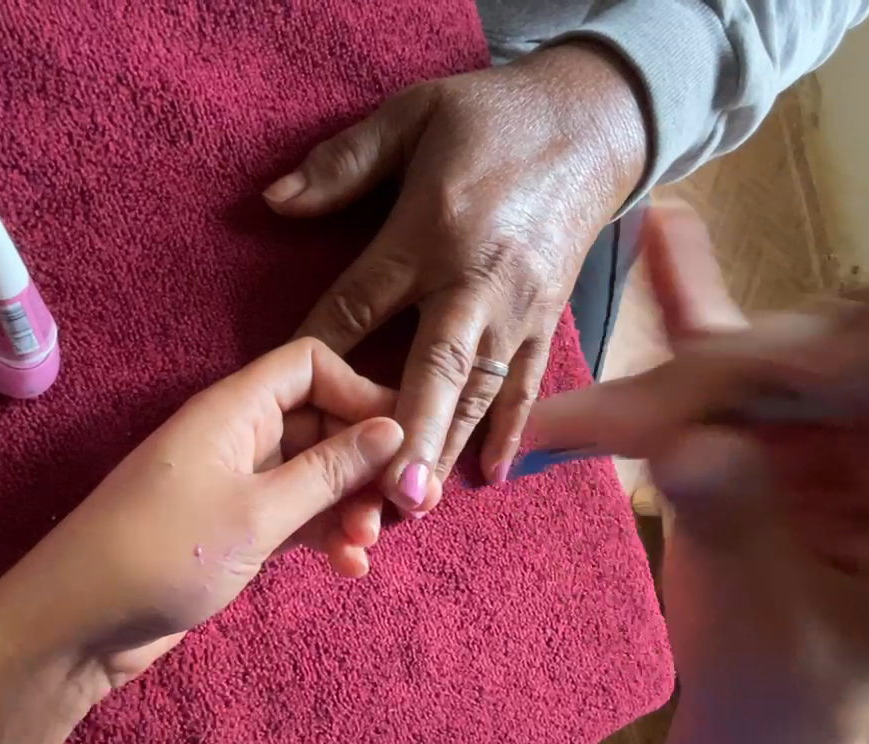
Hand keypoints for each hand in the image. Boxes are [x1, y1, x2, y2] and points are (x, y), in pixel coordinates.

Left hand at [6, 338, 402, 689]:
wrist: (81, 624)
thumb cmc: (164, 552)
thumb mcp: (257, 511)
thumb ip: (327, 470)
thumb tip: (392, 428)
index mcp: (235, 409)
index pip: (312, 366)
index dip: (361, 392)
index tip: (402, 439)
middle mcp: (237, 437)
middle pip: (320, 425)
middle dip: (364, 464)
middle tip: (402, 509)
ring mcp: (235, 486)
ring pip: (311, 478)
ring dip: (346, 507)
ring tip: (368, 545)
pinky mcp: (233, 530)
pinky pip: (292, 518)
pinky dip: (320, 537)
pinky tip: (348, 567)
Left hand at [266, 43, 647, 512]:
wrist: (594, 121)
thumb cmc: (492, 119)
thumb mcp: (411, 115)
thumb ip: (342, 162)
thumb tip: (275, 201)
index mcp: (430, 232)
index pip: (361, 302)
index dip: (323, 352)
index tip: (292, 407)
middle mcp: (475, 284)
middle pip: (434, 370)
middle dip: (410, 436)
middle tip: (387, 496)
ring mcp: (517, 312)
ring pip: (479, 394)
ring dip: (448, 450)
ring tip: (418, 503)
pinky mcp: (546, 324)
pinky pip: (527, 387)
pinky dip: (510, 433)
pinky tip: (488, 476)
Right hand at [528, 204, 868, 734]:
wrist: (751, 703)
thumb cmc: (787, 686)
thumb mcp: (772, 629)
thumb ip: (738, 533)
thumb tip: (688, 445)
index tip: (799, 379)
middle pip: (843, 342)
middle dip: (738, 376)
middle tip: (641, 427)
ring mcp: (832, 418)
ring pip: (760, 354)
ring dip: (670, 384)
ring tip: (580, 424)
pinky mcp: (759, 422)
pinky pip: (723, 351)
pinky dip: (687, 298)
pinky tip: (663, 233)